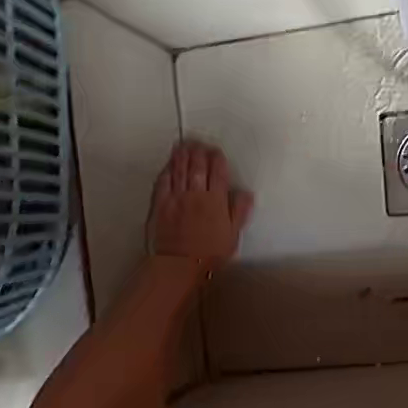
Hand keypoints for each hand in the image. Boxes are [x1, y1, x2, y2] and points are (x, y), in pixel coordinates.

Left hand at [149, 139, 251, 276]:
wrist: (180, 264)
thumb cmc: (209, 253)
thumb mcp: (233, 235)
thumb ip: (240, 211)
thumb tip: (245, 193)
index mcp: (216, 201)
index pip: (218, 172)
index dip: (217, 159)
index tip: (217, 152)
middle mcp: (196, 194)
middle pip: (198, 166)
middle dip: (199, 152)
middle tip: (199, 143)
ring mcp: (177, 198)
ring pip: (180, 170)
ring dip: (182, 156)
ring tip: (183, 146)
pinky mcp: (161, 205)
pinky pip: (163, 182)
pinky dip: (166, 171)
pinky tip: (168, 165)